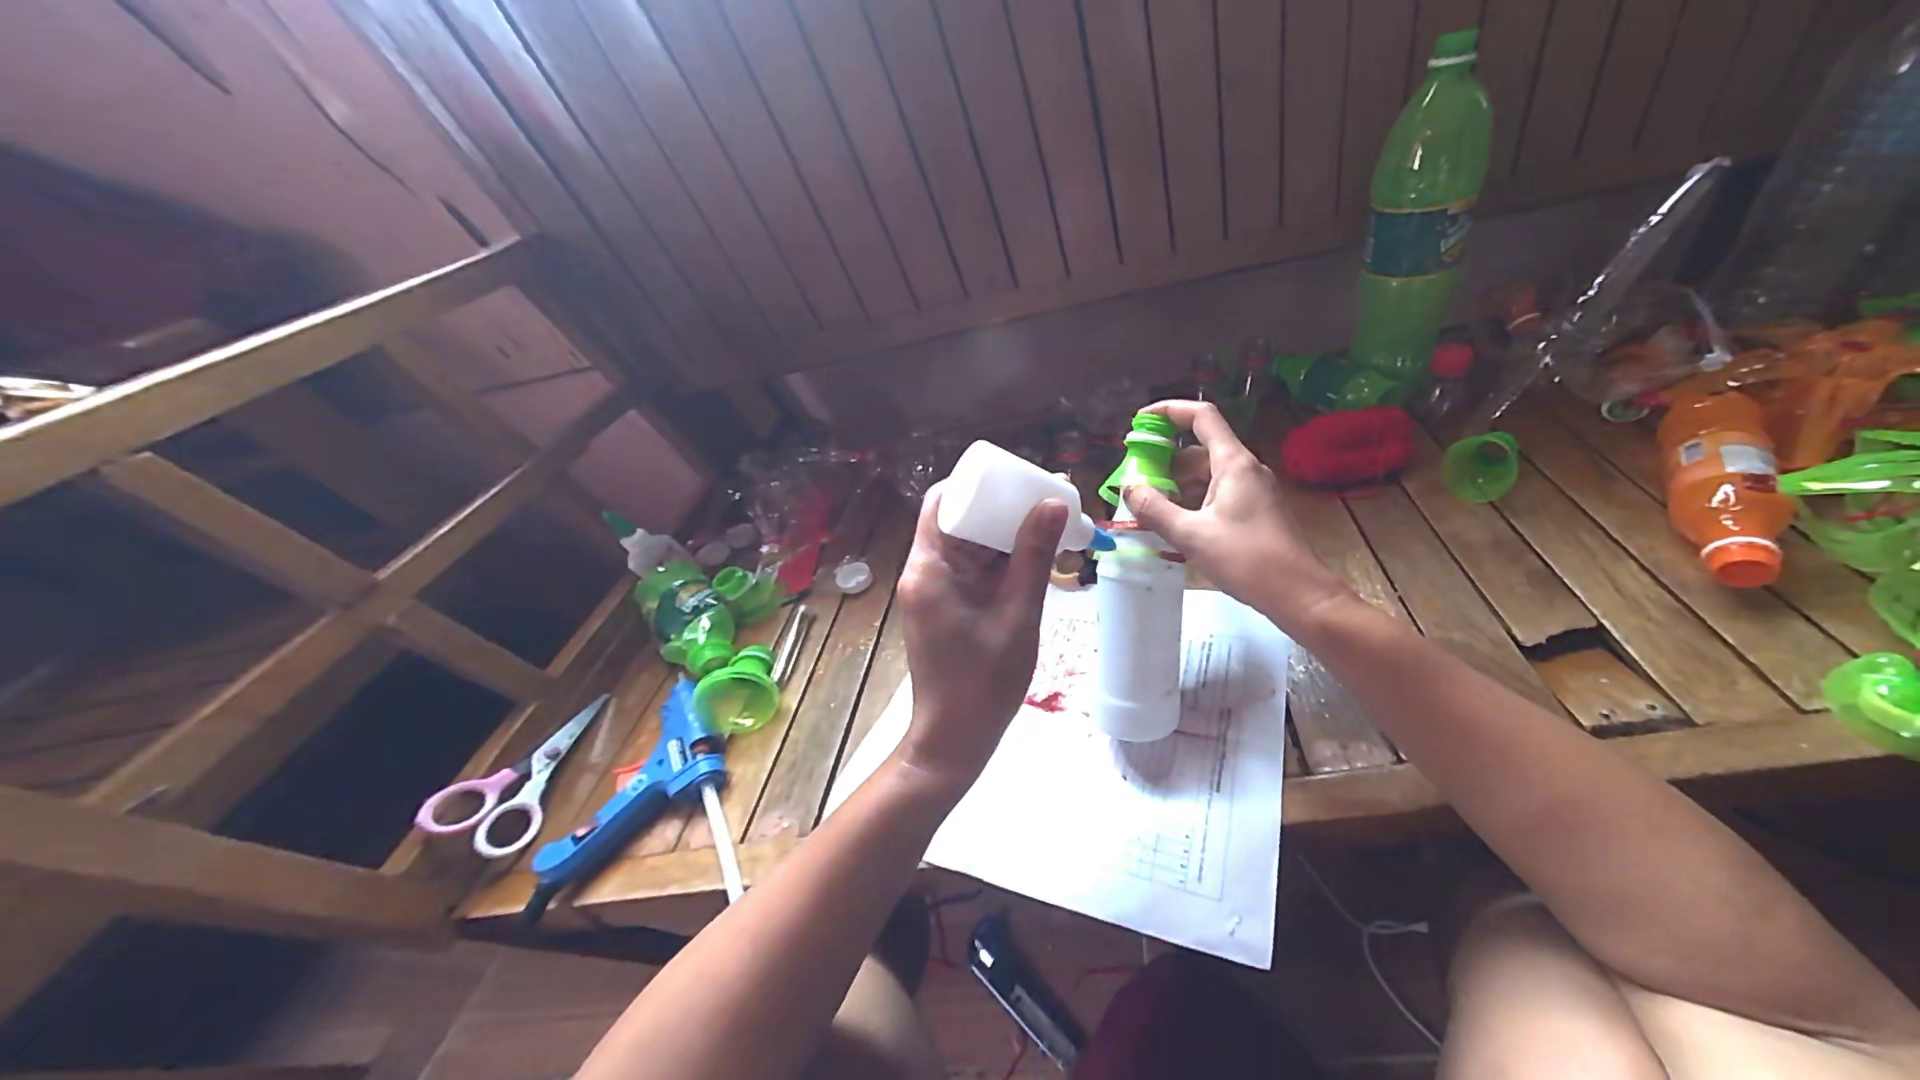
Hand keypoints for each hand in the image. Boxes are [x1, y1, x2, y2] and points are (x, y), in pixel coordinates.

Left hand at [894, 485, 1065, 787]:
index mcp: (929, 568)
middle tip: (1044, 502)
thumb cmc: (984, 681)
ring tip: (1047, 526)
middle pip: (956, 520)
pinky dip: (998, 561)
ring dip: (1002, 535)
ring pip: (966, 545)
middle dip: (999, 508)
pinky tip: (1033, 559)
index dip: (977, 484)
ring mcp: (933, 590)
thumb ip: (1033, 557)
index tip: (1017, 480)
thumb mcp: (1018, 614)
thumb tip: (1052, 504)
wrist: (955, 737)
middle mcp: (923, 572)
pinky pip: (970, 570)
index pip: (942, 502)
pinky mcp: (944, 606)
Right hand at [1122, 400, 1352, 632]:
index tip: (1139, 423)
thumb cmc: (1246, 559)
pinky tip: (1170, 525)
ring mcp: (1250, 491)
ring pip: (1204, 476)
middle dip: (1163, 460)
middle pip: (1197, 450)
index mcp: (1233, 463)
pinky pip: (1214, 496)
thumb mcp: (1191, 535)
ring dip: (1174, 486)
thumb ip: (1155, 509)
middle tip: (1133, 479)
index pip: (1201, 416)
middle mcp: (1244, 470)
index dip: (1168, 411)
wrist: (1297, 593)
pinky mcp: (1252, 512)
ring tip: (1145, 506)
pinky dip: (1189, 502)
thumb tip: (1129, 488)